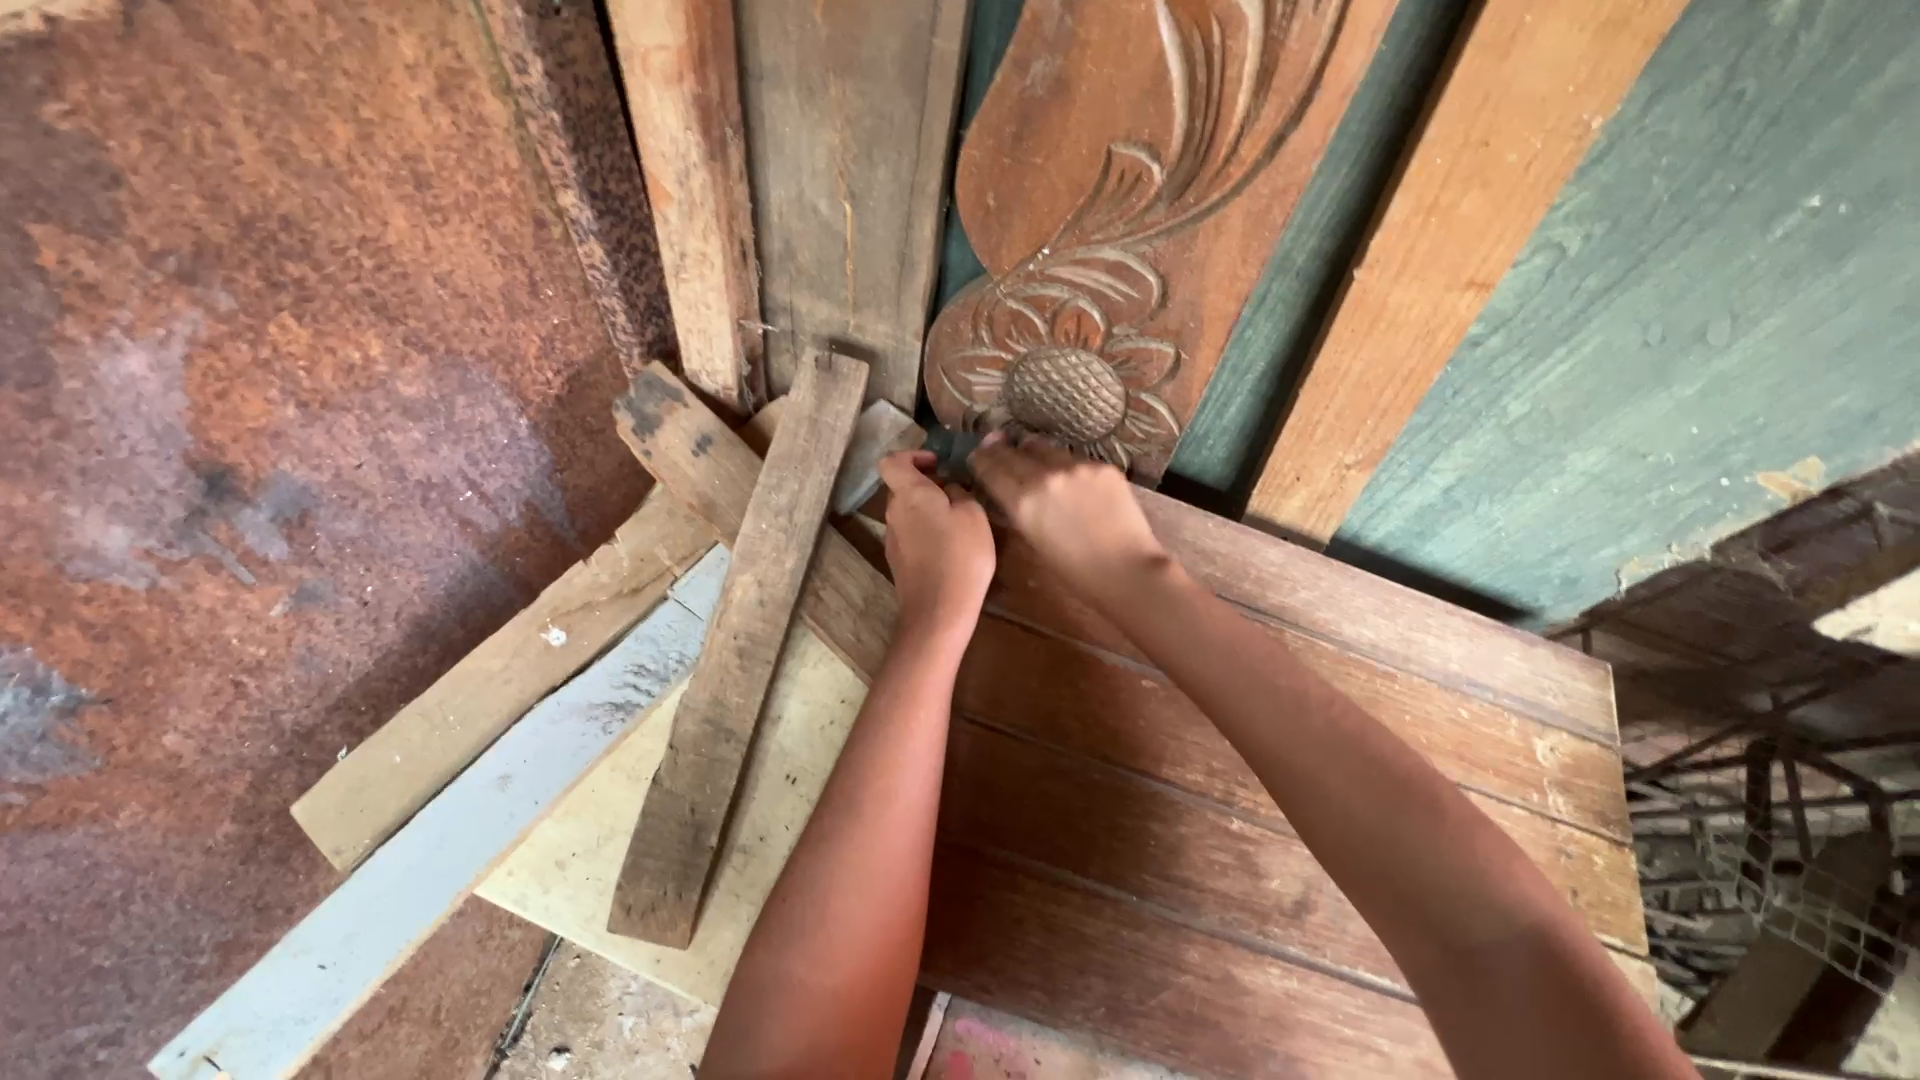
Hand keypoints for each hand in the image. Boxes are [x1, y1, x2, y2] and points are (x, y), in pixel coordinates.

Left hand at [877, 450, 995, 642]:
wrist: (939, 611)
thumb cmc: (960, 556)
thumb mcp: (974, 515)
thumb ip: (960, 493)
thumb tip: (949, 490)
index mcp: (909, 494)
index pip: (892, 461)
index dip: (913, 456)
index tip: (937, 464)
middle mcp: (893, 513)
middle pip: (902, 487)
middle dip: (927, 485)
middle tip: (957, 493)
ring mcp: (893, 539)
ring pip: (908, 512)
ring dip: (929, 510)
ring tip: (959, 522)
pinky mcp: (899, 561)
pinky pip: (911, 534)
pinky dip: (927, 532)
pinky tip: (951, 548)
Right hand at [968, 432, 1170, 601]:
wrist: (1126, 569)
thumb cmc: (1074, 570)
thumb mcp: (1032, 540)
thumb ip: (1018, 508)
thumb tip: (1009, 487)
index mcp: (1021, 502)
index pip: (990, 467)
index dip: (981, 459)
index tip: (978, 456)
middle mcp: (1044, 477)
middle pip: (1012, 452)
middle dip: (1001, 450)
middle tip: (996, 445)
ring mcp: (1075, 466)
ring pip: (1043, 447)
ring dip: (1033, 452)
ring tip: (1033, 456)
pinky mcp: (1101, 465)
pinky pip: (1074, 458)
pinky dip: (1066, 465)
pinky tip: (1072, 479)